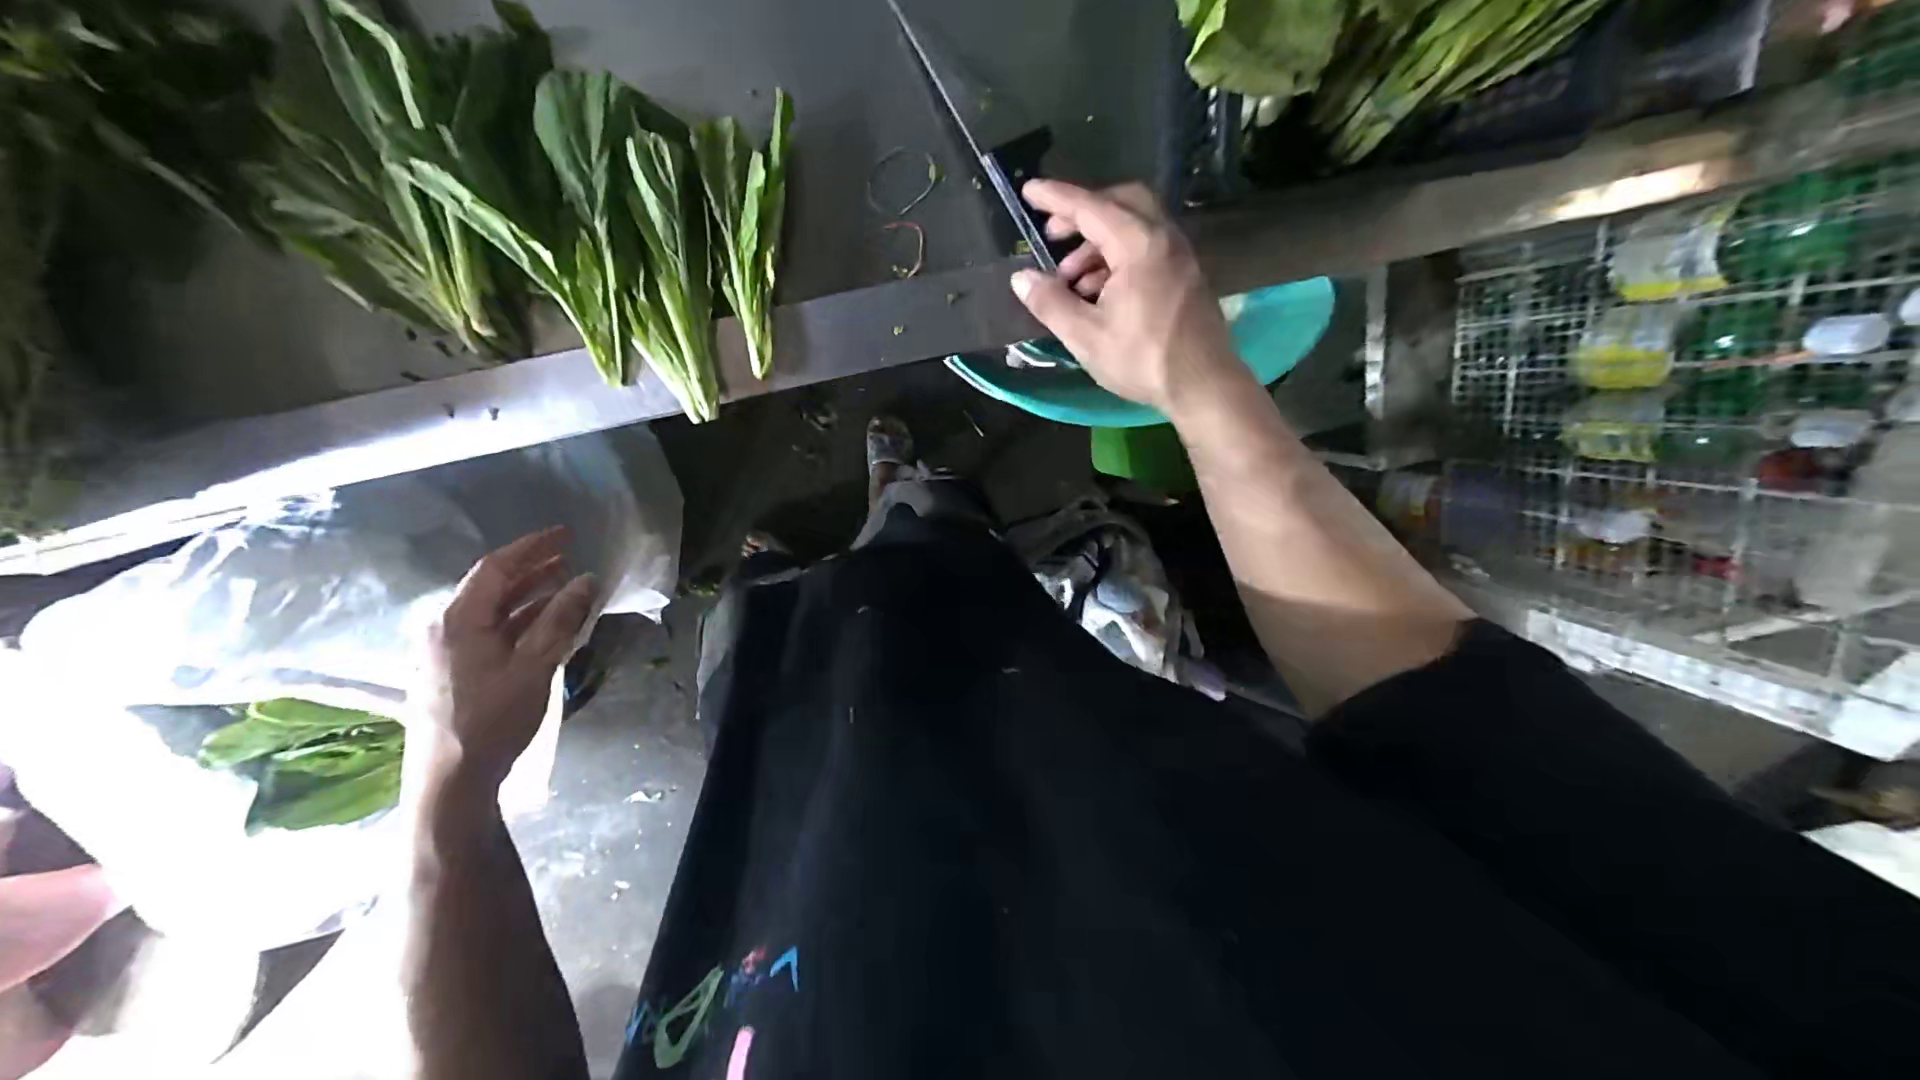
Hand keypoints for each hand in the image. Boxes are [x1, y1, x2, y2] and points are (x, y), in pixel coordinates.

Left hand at [415, 527, 595, 793]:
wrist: (451, 780)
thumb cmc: (493, 718)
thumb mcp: (534, 665)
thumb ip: (560, 619)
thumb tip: (586, 580)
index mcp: (458, 619)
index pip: (496, 568)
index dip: (532, 547)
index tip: (565, 534)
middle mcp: (446, 627)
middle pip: (492, 586)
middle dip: (533, 569)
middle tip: (570, 556)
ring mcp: (448, 651)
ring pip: (493, 610)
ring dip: (530, 595)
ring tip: (565, 584)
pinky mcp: (455, 671)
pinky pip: (491, 631)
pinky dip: (521, 620)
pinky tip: (547, 622)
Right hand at [1010, 180, 1245, 414]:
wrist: (1203, 384)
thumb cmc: (1143, 359)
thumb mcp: (1086, 336)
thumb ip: (1050, 302)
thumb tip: (1021, 278)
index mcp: (1138, 244)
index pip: (1090, 207)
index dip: (1056, 198)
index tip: (1028, 190)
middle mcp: (1163, 238)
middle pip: (1120, 203)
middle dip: (1082, 213)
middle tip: (1053, 235)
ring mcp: (1178, 256)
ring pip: (1133, 228)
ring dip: (1097, 243)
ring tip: (1069, 281)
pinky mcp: (1184, 276)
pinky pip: (1146, 249)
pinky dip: (1117, 258)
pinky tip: (1098, 293)